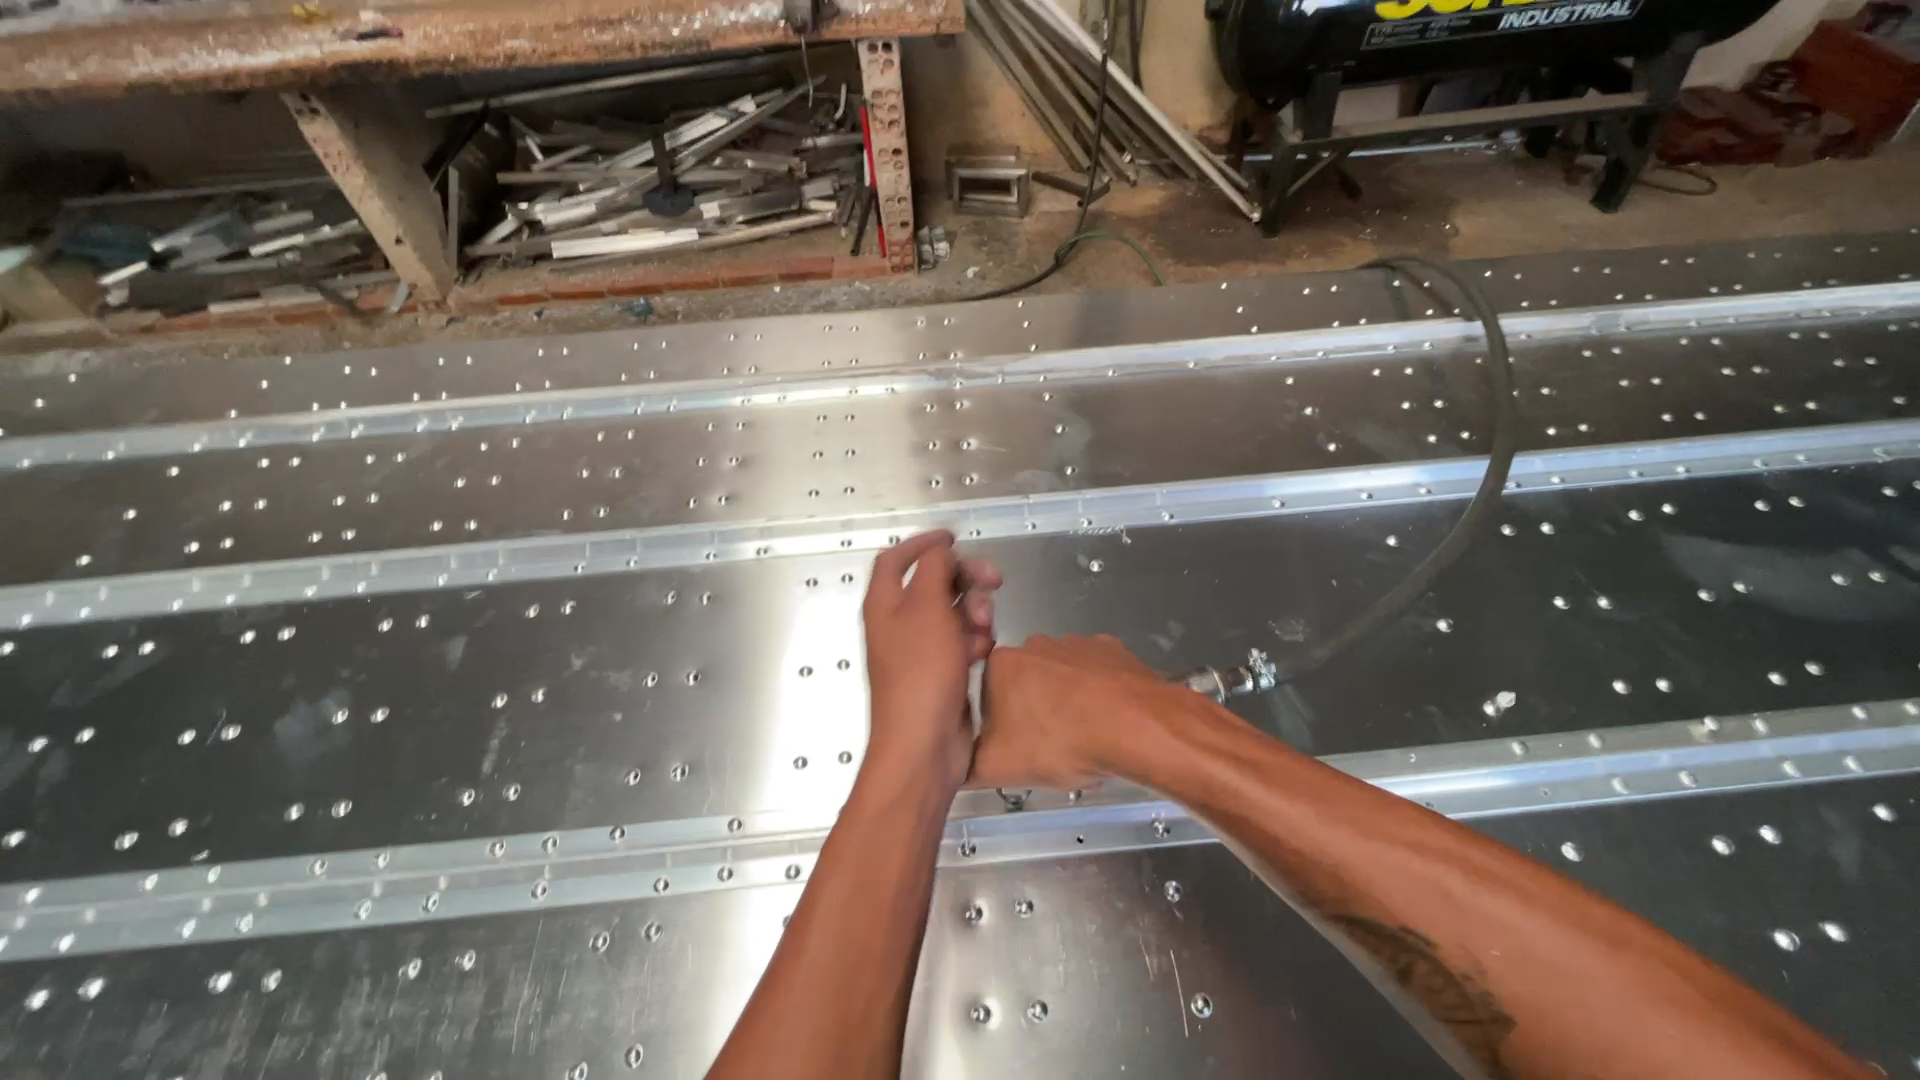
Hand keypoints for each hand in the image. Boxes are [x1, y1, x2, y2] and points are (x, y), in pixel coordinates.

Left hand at [860, 531, 1001, 794]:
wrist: (924, 743)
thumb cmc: (920, 672)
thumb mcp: (927, 607)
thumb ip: (934, 568)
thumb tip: (939, 548)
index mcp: (884, 604)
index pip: (897, 559)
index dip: (923, 543)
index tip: (953, 537)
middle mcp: (899, 624)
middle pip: (934, 583)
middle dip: (965, 579)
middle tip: (994, 579)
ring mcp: (920, 651)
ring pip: (953, 613)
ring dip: (974, 613)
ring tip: (983, 628)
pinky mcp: (941, 673)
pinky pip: (962, 643)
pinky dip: (974, 641)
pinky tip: (982, 653)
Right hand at [970, 634, 1172, 790]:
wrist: (1132, 726)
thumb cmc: (1059, 742)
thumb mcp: (996, 768)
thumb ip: (965, 765)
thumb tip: (954, 765)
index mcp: (1000, 664)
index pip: (985, 693)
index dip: (997, 724)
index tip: (1014, 746)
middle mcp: (1035, 643)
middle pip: (1024, 684)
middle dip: (1032, 713)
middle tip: (1047, 748)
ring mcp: (1076, 643)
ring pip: (1062, 679)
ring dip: (1066, 703)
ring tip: (1083, 739)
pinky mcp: (1112, 649)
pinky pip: (1097, 675)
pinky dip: (1099, 695)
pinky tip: (1108, 723)